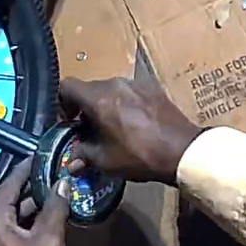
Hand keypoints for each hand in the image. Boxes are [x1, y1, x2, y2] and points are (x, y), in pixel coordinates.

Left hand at [0, 161, 64, 245]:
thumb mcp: (49, 240)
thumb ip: (55, 208)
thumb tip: (62, 182)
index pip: (8, 185)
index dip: (25, 169)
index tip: (40, 155)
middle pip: (7, 199)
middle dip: (28, 185)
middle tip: (49, 170)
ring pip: (10, 215)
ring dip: (30, 204)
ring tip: (52, 191)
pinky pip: (11, 229)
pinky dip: (27, 220)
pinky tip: (45, 218)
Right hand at [59, 77, 202, 184]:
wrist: (183, 151)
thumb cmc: (139, 155)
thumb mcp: (105, 161)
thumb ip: (83, 156)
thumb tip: (71, 162)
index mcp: (97, 98)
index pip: (67, 86)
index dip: (63, 102)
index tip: (71, 122)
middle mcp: (114, 84)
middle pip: (89, 88)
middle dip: (86, 108)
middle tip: (92, 130)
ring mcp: (136, 83)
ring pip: (110, 89)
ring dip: (107, 105)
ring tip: (115, 128)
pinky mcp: (153, 87)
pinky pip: (130, 91)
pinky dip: (126, 103)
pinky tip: (136, 124)